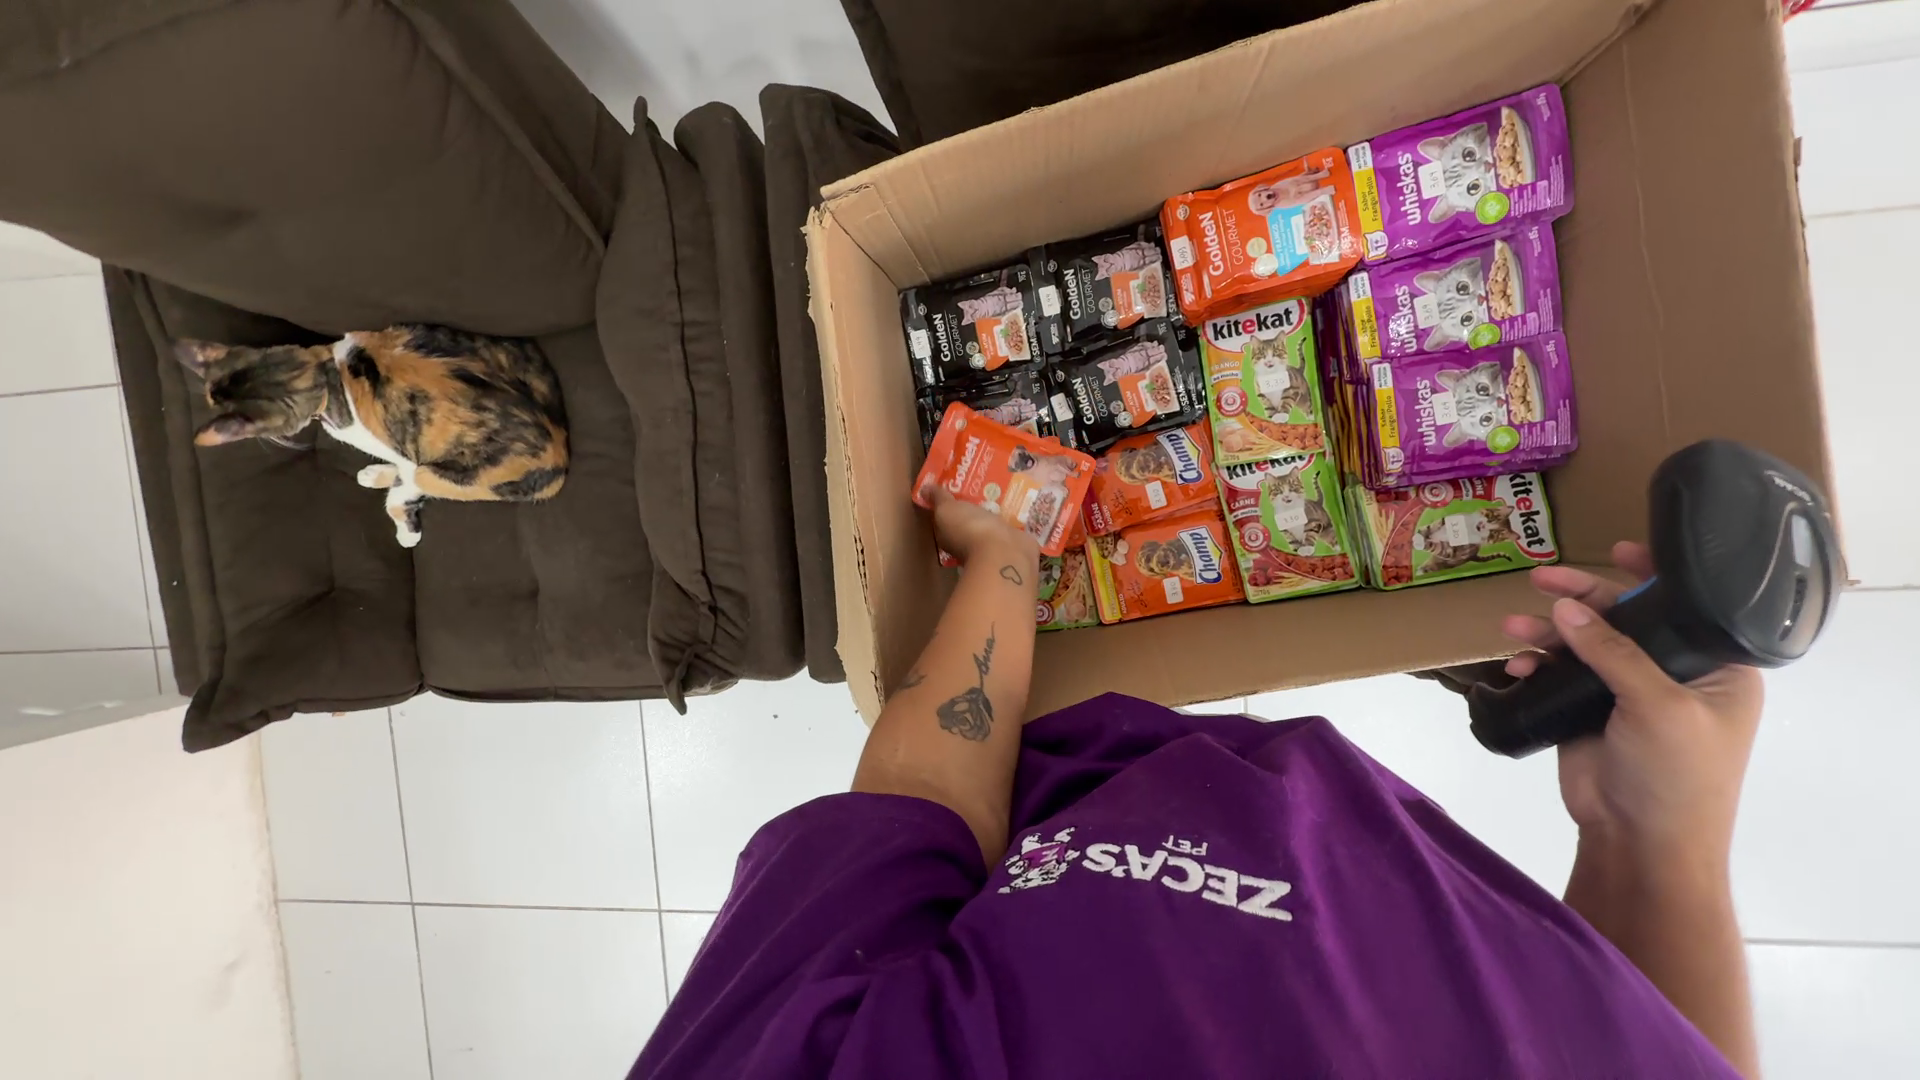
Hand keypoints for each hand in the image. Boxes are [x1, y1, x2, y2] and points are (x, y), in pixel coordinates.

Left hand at [919, 482, 1040, 571]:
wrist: (1002, 551)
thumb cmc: (969, 529)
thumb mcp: (947, 509)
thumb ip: (938, 499)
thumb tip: (924, 489)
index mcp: (949, 534)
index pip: (947, 516)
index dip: (950, 501)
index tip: (957, 482)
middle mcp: (969, 541)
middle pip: (971, 518)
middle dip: (976, 502)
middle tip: (982, 479)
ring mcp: (991, 543)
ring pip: (992, 522)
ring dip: (997, 508)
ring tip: (1003, 483)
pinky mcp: (1012, 543)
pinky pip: (1012, 526)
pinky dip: (1015, 516)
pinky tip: (1020, 499)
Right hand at [1502, 542, 1762, 868]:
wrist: (1639, 836)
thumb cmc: (1676, 773)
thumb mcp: (1656, 707)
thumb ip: (1612, 653)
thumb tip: (1565, 607)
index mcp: (1713, 670)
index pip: (1685, 609)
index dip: (1653, 575)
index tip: (1618, 548)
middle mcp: (1669, 673)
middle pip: (1621, 619)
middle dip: (1579, 598)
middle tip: (1539, 579)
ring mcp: (1623, 691)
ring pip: (1581, 643)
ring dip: (1546, 631)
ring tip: (1512, 626)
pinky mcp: (1585, 708)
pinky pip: (1556, 671)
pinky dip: (1535, 662)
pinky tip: (1518, 666)